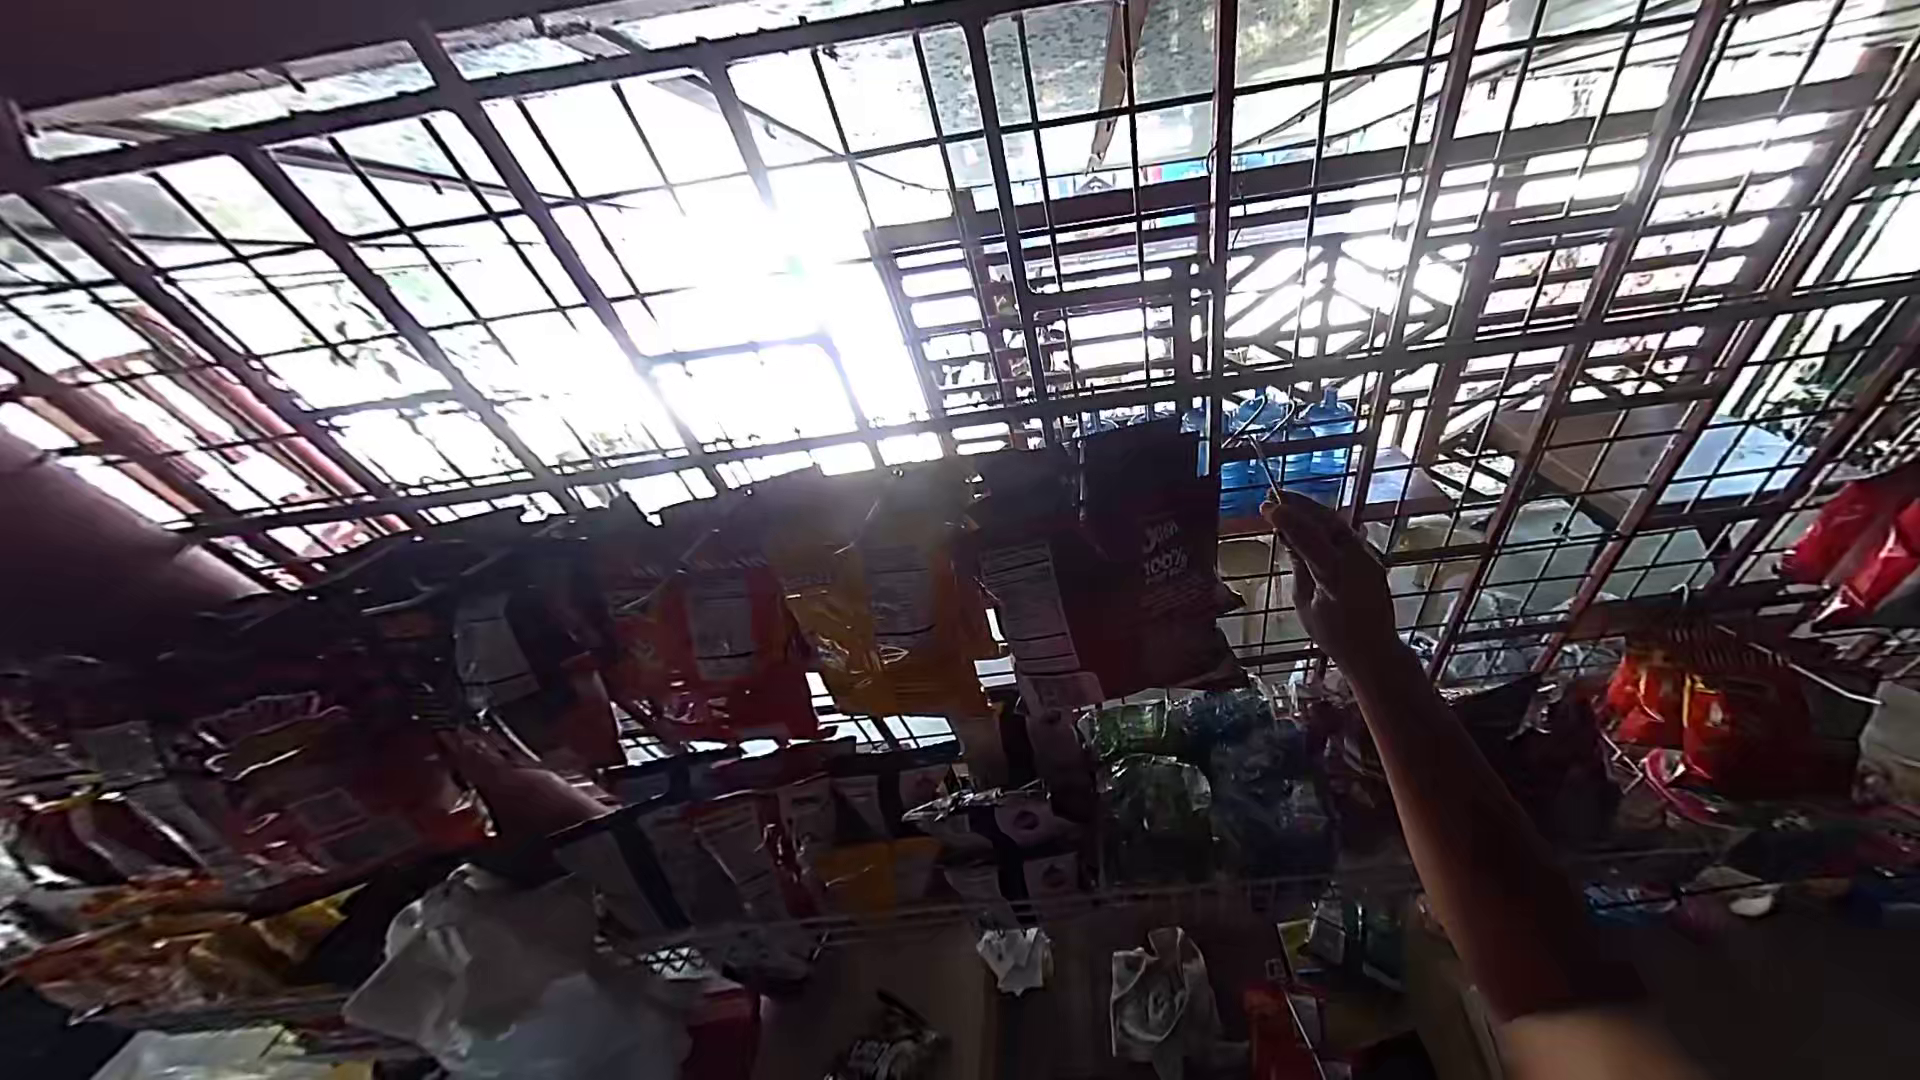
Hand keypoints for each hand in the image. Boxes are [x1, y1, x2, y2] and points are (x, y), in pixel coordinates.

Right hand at [1260, 491, 1401, 670]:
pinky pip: (1343, 533)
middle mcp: (1357, 561)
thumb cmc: (1333, 634)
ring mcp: (1367, 557)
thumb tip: (1288, 540)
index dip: (1287, 520)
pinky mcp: (1369, 558)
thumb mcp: (1304, 602)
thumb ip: (1299, 568)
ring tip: (1284, 500)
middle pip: (1326, 523)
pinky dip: (1322, 521)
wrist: (1374, 650)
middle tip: (1271, 494)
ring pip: (1336, 524)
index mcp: (1337, 577)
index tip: (1266, 505)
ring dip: (1310, 510)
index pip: (1310, 539)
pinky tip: (1307, 516)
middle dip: (1298, 506)